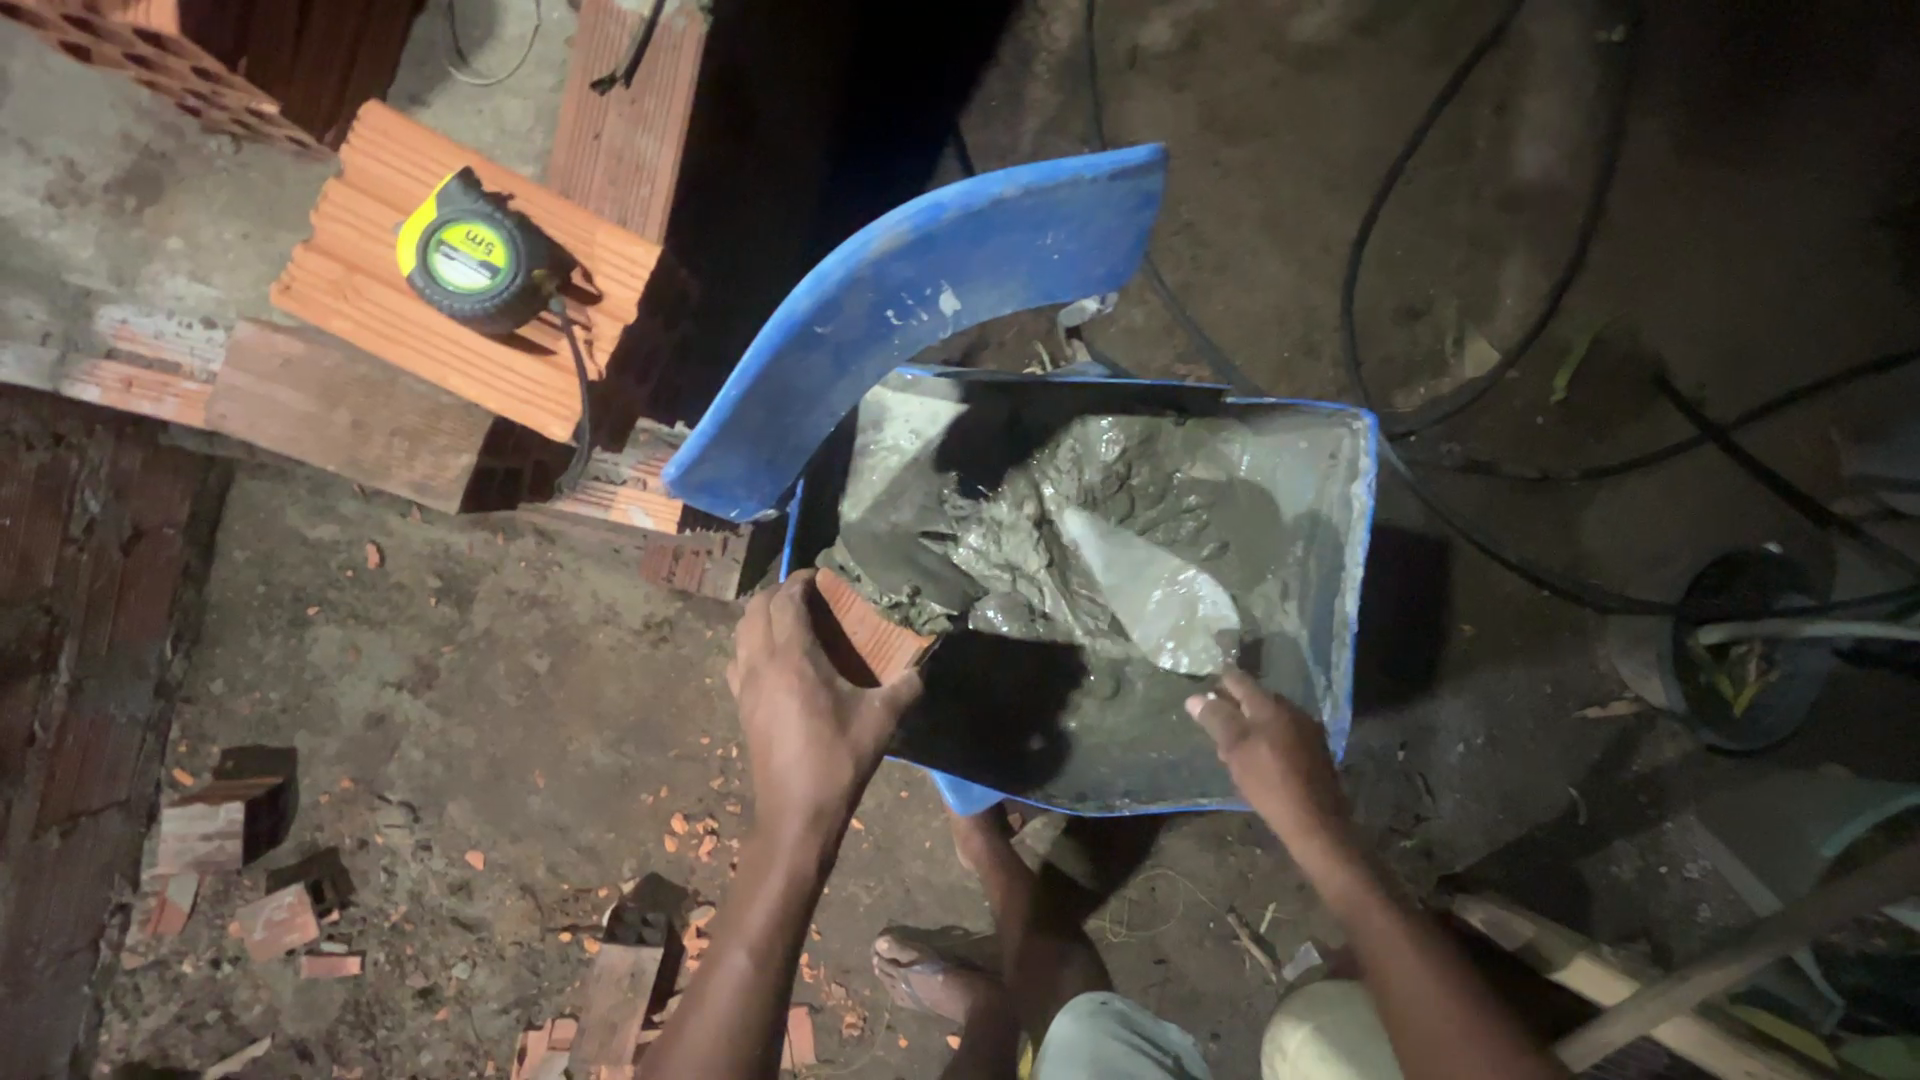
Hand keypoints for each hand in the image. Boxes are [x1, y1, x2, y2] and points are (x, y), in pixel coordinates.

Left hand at [727, 570, 923, 837]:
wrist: (796, 812)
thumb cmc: (839, 760)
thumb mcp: (882, 719)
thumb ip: (907, 684)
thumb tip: (925, 663)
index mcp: (792, 658)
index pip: (785, 600)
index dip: (800, 580)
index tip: (820, 574)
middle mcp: (760, 663)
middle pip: (755, 608)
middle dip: (778, 592)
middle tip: (808, 593)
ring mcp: (744, 686)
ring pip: (740, 632)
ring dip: (760, 614)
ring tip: (790, 617)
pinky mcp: (740, 706)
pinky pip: (737, 659)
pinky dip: (750, 643)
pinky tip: (773, 657)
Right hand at [1186, 670, 1348, 847]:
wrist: (1315, 820)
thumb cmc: (1268, 781)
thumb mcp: (1234, 748)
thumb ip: (1215, 719)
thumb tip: (1194, 697)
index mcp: (1270, 705)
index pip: (1239, 680)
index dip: (1219, 683)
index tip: (1203, 690)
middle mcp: (1291, 710)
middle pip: (1255, 698)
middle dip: (1233, 707)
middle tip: (1213, 723)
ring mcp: (1307, 730)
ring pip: (1269, 718)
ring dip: (1249, 725)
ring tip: (1232, 747)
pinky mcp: (1315, 751)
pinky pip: (1283, 733)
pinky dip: (1266, 738)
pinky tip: (1258, 759)